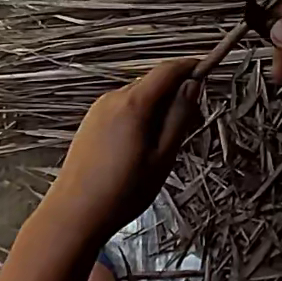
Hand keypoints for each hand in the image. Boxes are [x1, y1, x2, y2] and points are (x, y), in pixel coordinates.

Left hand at [44, 58, 201, 242]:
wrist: (74, 214)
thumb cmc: (123, 191)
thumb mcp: (163, 156)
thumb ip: (180, 116)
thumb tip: (193, 84)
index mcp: (134, 104)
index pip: (167, 70)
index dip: (190, 66)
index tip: (207, 71)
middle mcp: (113, 98)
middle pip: (153, 82)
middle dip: (175, 93)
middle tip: (191, 123)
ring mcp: (99, 109)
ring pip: (138, 95)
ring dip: (158, 106)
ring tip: (165, 142)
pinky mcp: (91, 122)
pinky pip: (123, 107)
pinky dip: (140, 115)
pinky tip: (141, 145)